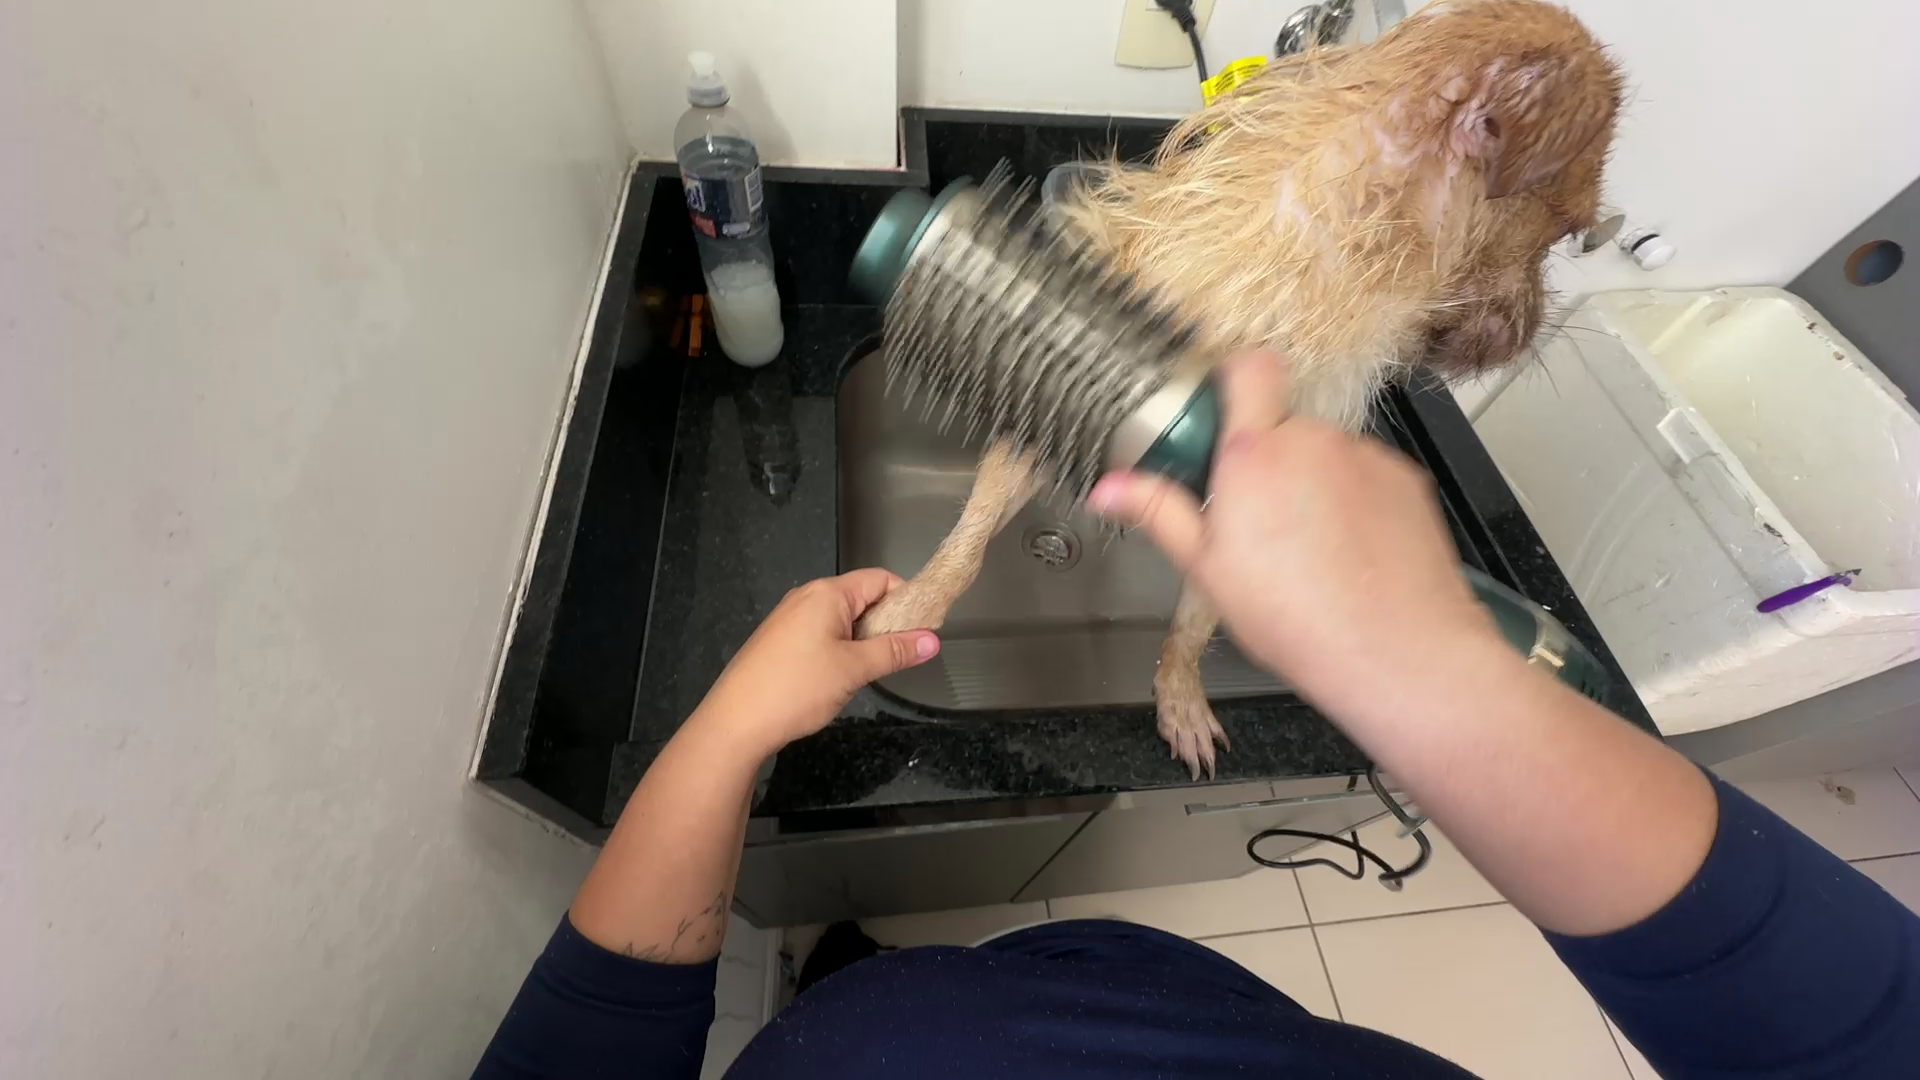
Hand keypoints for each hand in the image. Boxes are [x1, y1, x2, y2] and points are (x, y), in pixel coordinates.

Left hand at [689, 569, 939, 757]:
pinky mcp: (780, 639)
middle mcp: (807, 596)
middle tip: (903, 652)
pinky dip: (841, 646)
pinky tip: (841, 675)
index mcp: (827, 593)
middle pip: (861, 596)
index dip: (907, 599)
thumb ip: (895, 651)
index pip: (880, 579)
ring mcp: (790, 617)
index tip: (924, 627)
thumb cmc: (798, 688)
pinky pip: (822, 631)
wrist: (735, 722)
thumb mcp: (854, 669)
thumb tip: (933, 641)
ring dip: (863, 637)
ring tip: (873, 668)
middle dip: (886, 621)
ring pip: (842, 617)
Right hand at [1087, 351, 1508, 721]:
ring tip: (1298, 542)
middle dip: (1258, 455)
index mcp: (1255, 455)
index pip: (1247, 368)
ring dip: (1301, 478)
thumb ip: (1157, 511)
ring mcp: (1365, 456)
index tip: (1213, 416)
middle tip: (1246, 512)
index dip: (1230, 377)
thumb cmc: (1294, 615)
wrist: (1396, 651)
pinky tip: (1338, 547)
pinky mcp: (1404, 478)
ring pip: (1318, 450)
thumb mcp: (1205, 566)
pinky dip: (1344, 495)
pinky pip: (1359, 470)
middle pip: (1276, 422)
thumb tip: (1107, 489)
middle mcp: (1313, 441)